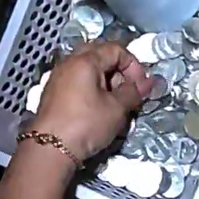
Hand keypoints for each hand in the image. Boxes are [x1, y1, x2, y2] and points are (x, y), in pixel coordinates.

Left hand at [30, 42, 148, 160]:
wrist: (50, 149)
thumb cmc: (86, 124)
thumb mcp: (116, 109)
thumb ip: (134, 92)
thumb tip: (148, 83)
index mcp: (85, 61)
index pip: (116, 50)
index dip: (134, 66)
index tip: (140, 87)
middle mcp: (69, 64)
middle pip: (100, 57)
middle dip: (118, 73)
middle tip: (126, 93)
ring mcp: (58, 79)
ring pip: (87, 72)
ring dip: (105, 84)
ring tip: (113, 106)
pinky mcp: (52, 95)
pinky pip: (77, 84)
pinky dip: (91, 92)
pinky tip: (96, 112)